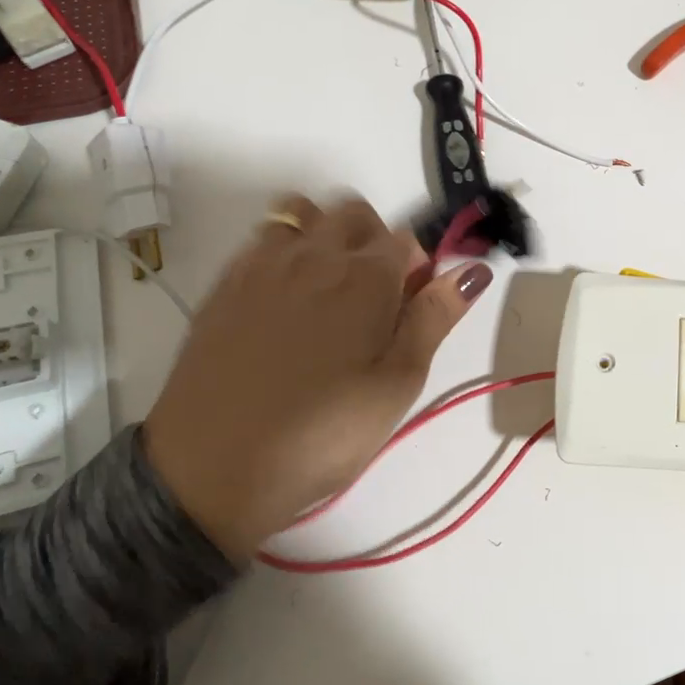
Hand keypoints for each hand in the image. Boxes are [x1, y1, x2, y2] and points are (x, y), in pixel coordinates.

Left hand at [143, 195, 493, 561]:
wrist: (210, 470)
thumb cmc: (322, 434)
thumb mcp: (396, 385)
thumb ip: (435, 318)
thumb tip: (474, 269)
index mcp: (366, 278)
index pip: (406, 239)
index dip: (418, 267)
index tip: (413, 307)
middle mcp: (315, 255)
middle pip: (355, 213)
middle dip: (375, 240)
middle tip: (374, 298)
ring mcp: (263, 265)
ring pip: (303, 213)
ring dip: (325, 234)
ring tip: (327, 287)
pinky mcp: (224, 285)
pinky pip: (262, 237)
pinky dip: (284, 248)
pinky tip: (283, 297)